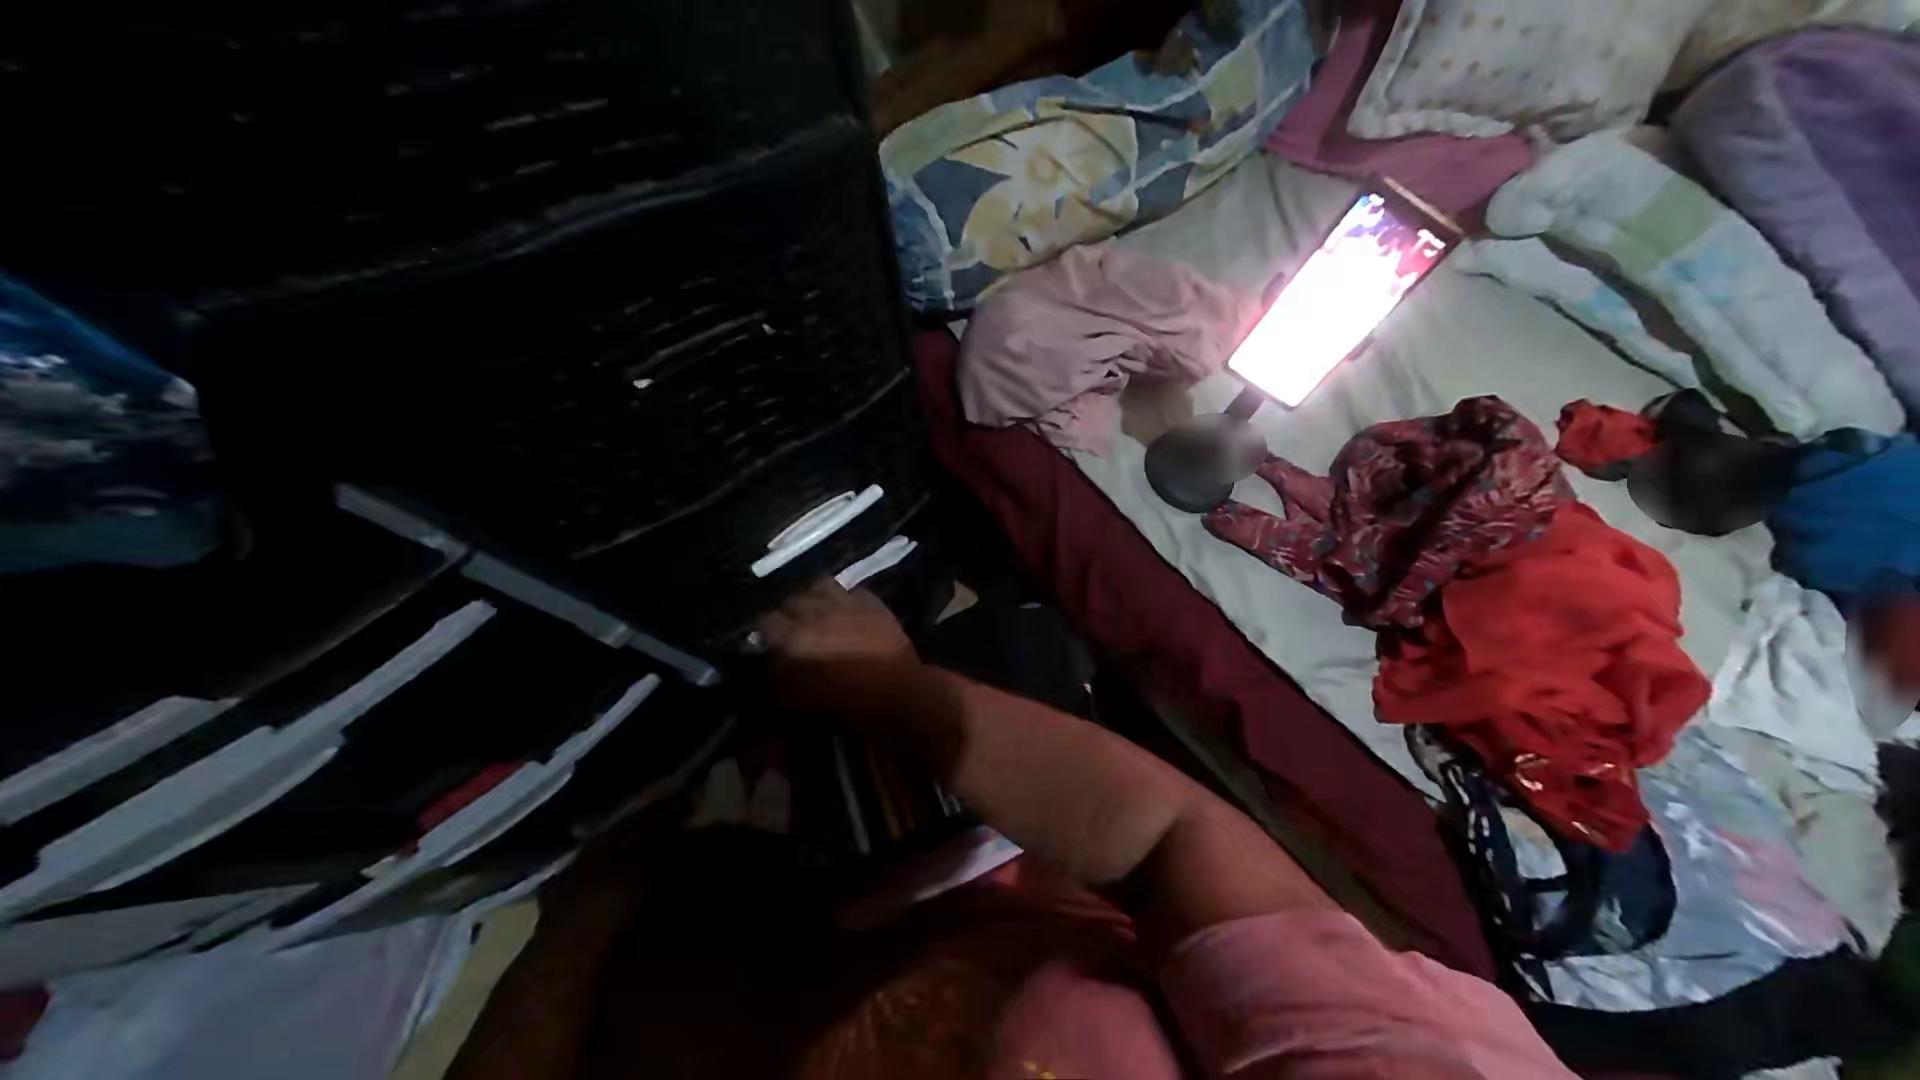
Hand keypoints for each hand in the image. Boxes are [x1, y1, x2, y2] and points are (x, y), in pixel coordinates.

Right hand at [756, 579, 921, 716]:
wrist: (895, 691)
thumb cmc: (844, 701)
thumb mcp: (798, 699)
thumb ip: (777, 677)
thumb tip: (770, 662)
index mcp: (793, 637)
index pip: (765, 620)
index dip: (765, 629)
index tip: (768, 639)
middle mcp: (815, 612)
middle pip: (791, 599)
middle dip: (788, 612)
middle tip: (793, 626)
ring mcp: (845, 601)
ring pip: (819, 585)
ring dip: (814, 595)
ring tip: (818, 609)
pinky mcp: (870, 600)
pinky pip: (851, 591)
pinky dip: (845, 599)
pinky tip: (847, 610)